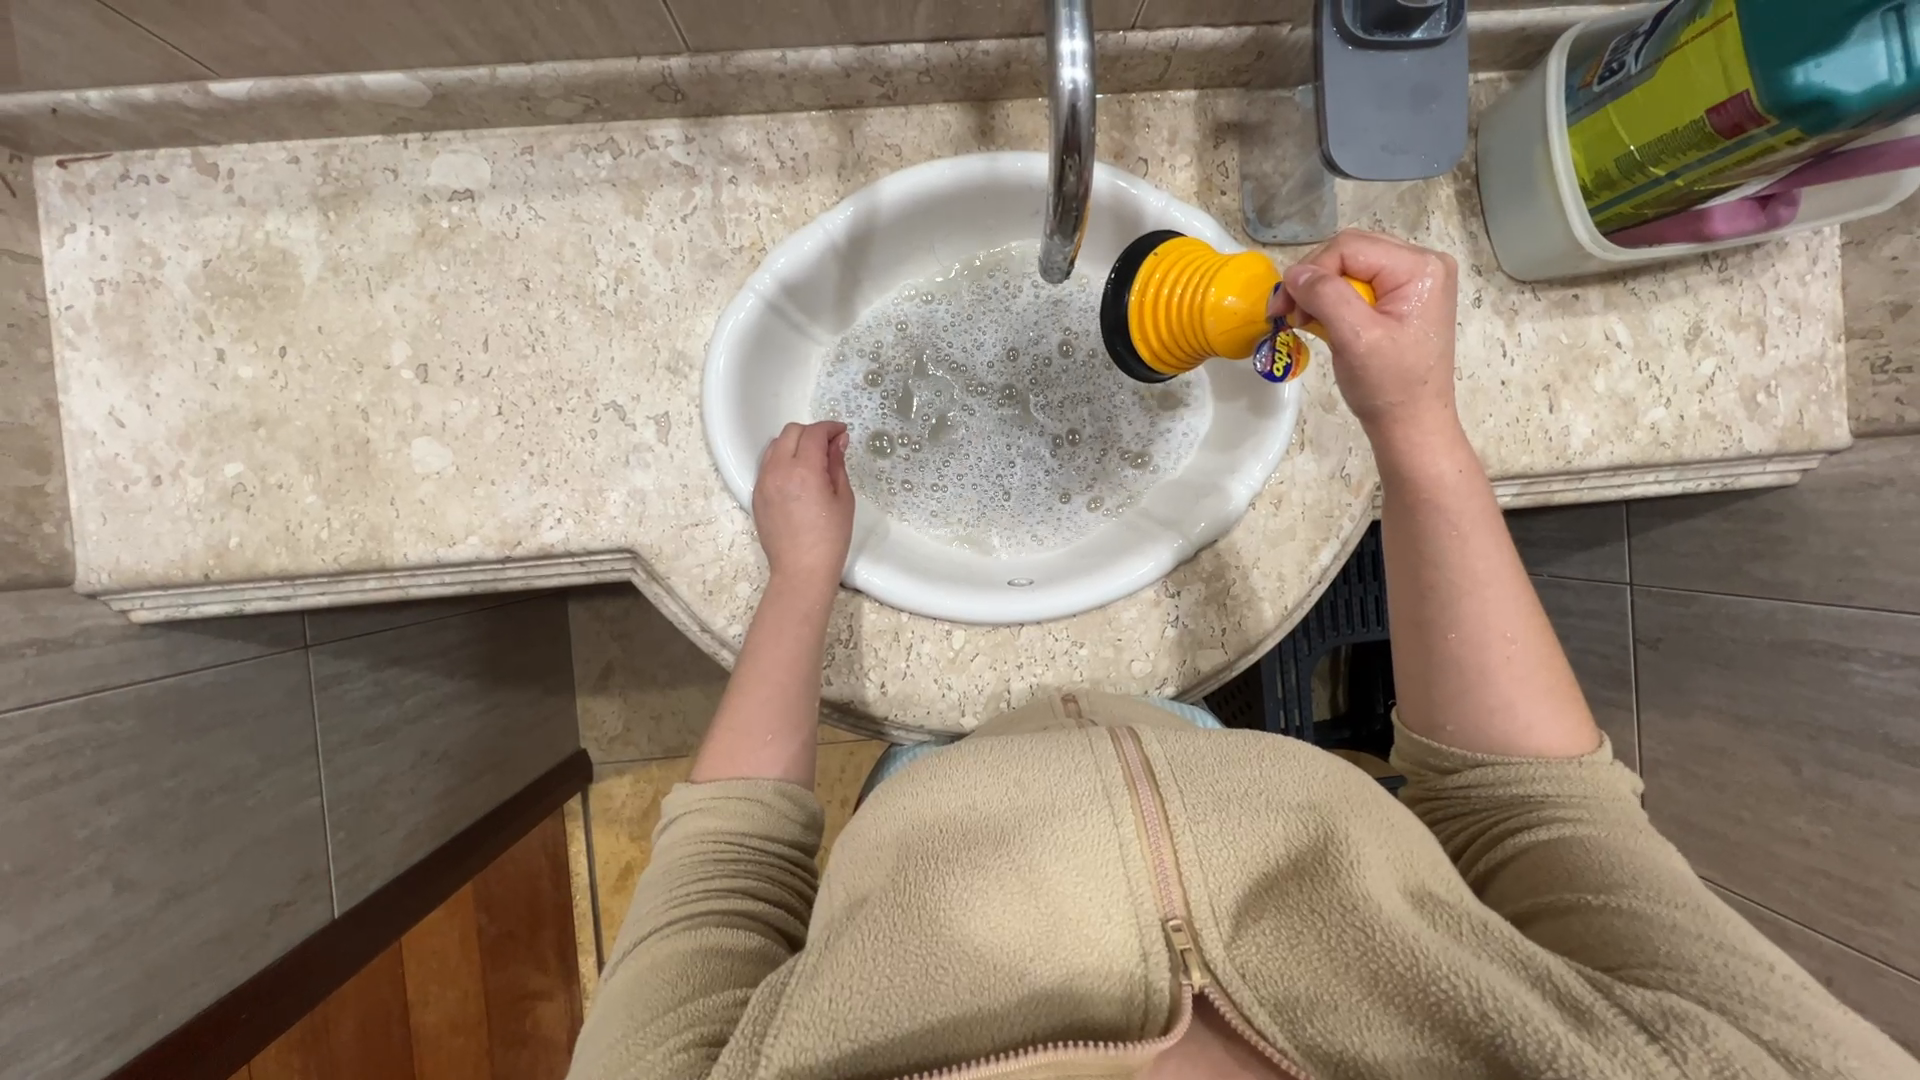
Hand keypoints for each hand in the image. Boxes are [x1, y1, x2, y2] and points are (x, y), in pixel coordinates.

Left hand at [753, 421, 854, 592]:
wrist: (801, 570)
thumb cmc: (830, 539)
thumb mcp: (843, 499)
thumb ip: (837, 465)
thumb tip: (838, 443)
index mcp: (804, 471)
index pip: (814, 434)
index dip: (830, 428)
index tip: (841, 433)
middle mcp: (778, 471)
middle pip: (791, 432)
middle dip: (812, 433)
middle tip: (830, 446)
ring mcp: (763, 482)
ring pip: (775, 445)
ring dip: (794, 444)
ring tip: (812, 459)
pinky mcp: (757, 495)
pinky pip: (767, 465)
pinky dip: (782, 460)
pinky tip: (798, 475)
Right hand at [1270, 229, 1461, 456]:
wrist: (1411, 423)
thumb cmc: (1387, 385)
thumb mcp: (1355, 338)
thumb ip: (1326, 296)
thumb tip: (1292, 273)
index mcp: (1419, 267)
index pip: (1349, 247)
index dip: (1310, 272)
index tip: (1283, 308)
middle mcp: (1421, 264)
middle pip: (1349, 252)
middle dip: (1312, 281)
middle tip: (1287, 314)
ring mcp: (1412, 282)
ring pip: (1349, 268)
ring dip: (1318, 292)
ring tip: (1303, 321)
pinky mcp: (1400, 300)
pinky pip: (1357, 285)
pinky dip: (1331, 301)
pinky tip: (1320, 322)